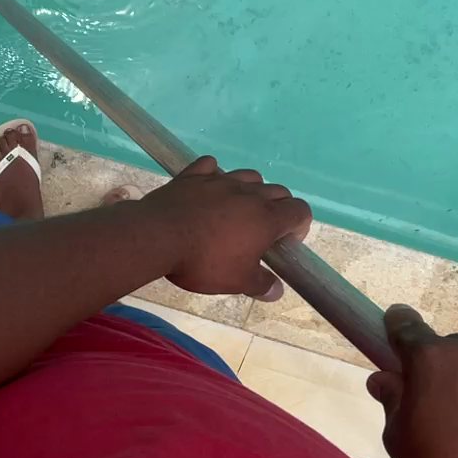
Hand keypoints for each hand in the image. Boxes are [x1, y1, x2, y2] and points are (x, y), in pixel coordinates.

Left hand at [139, 157, 312, 297]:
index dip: (299, 226)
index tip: (283, 243)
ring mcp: (219, 180)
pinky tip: (207, 186)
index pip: (300, 211)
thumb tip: (276, 291)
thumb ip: (260, 284)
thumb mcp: (236, 281)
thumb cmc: (203, 261)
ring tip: (235, 210)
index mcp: (267, 217)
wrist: (158, 237)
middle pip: (278, 191)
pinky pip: (209, 166)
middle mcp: (248, 192)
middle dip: (278, 208)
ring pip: (247, 175)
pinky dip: (213, 174)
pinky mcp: (191, 176)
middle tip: (260, 231)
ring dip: (249, 189)